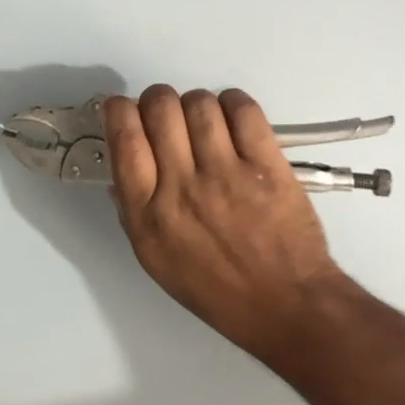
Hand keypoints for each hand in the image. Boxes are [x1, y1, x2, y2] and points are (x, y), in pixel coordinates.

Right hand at [102, 85, 347, 361]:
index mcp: (147, 211)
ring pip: (199, 104)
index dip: (119, 110)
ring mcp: (226, 173)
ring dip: (195, 103)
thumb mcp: (154, 259)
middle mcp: (181, 185)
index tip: (123, 110)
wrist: (285, 304)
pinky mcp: (267, 166)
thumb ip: (132, 212)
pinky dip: (233, 103)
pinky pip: (244, 111)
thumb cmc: (214, 287)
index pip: (124, 138)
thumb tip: (121, 172)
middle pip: (160, 108)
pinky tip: (231, 117)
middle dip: (156, 100)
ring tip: (202, 120)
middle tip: (165, 114)